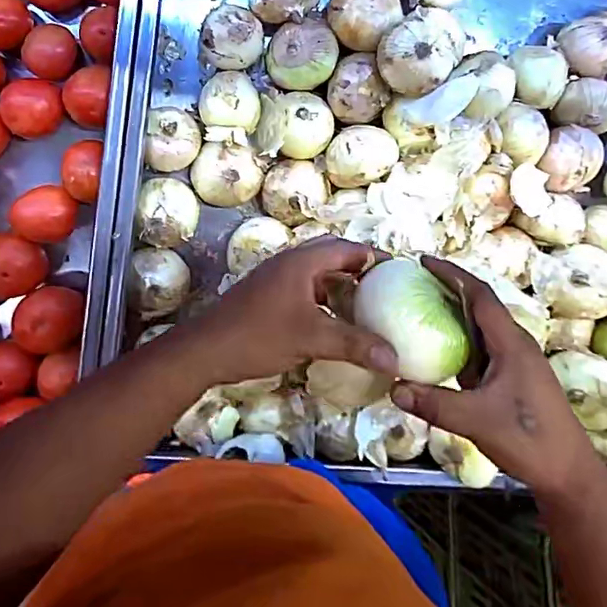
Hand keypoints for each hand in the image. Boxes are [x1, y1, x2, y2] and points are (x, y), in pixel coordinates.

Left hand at [175, 237, 397, 386]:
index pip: (347, 247)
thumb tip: (395, 358)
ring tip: (366, 304)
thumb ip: (354, 345)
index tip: (400, 272)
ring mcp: (276, 278)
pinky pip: (305, 287)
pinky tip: (333, 320)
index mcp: (302, 261)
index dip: (375, 257)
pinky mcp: (267, 295)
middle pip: (333, 255)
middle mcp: (290, 262)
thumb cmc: (259, 336)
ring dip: (340, 284)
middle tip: (385, 287)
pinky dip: (324, 298)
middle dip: (359, 268)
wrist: (206, 350)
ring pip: (317, 272)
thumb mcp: (311, 338)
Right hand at [392, 257, 603, 500]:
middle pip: (480, 305)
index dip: (452, 274)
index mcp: (511, 343)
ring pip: (481, 328)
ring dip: (454, 315)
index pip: (479, 294)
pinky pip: (482, 350)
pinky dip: (460, 342)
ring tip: (422, 310)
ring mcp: (517, 363)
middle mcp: (515, 345)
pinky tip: (439, 353)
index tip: (424, 261)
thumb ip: (435, 403)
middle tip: (416, 282)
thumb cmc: (531, 440)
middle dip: (450, 288)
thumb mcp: (477, 421)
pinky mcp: (515, 380)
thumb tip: (393, 387)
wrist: (571, 475)